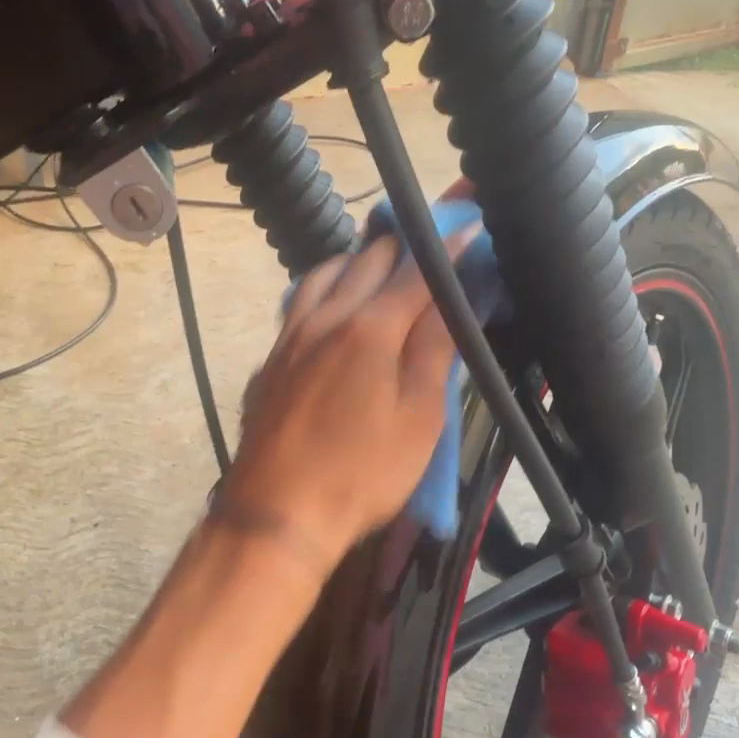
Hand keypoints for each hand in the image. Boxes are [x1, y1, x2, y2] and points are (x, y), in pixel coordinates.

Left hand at [210, 227, 478, 579]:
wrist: (277, 512)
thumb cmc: (362, 473)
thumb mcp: (419, 417)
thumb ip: (436, 348)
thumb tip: (460, 295)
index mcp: (369, 328)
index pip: (417, 271)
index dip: (448, 248)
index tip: (469, 226)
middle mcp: (324, 317)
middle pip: (366, 260)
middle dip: (402, 247)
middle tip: (429, 254)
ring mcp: (289, 337)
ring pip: (323, 274)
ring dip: (356, 264)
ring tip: (380, 274)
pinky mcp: (268, 361)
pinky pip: (297, 305)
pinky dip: (323, 292)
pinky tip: (331, 313)